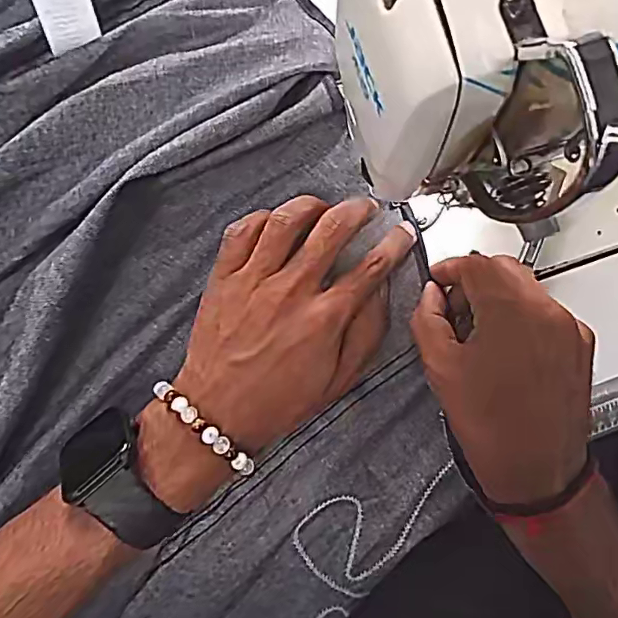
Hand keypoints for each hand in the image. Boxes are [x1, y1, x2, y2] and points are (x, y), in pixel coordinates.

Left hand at [140, 196, 415, 509]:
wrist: (219, 412)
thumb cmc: (276, 400)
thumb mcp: (338, 379)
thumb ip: (366, 334)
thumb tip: (381, 293)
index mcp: (323, 319)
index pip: (369, 266)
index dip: (392, 243)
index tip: (399, 235)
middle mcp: (289, 293)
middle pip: (332, 229)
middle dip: (357, 210)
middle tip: (365, 209)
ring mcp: (253, 281)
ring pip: (286, 220)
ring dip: (312, 204)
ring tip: (323, 207)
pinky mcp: (224, 278)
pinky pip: (242, 231)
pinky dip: (262, 217)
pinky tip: (276, 222)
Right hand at [409, 253, 593, 504]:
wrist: (538, 471)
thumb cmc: (496, 430)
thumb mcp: (441, 368)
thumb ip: (427, 319)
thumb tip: (431, 297)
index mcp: (512, 311)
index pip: (477, 264)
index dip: (450, 268)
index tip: (440, 278)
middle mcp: (547, 312)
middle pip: (505, 269)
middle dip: (475, 280)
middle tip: (453, 305)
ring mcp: (568, 328)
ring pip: (527, 288)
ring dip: (499, 297)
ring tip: (479, 333)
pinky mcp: (579, 345)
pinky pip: (546, 313)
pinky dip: (523, 318)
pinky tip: (505, 349)